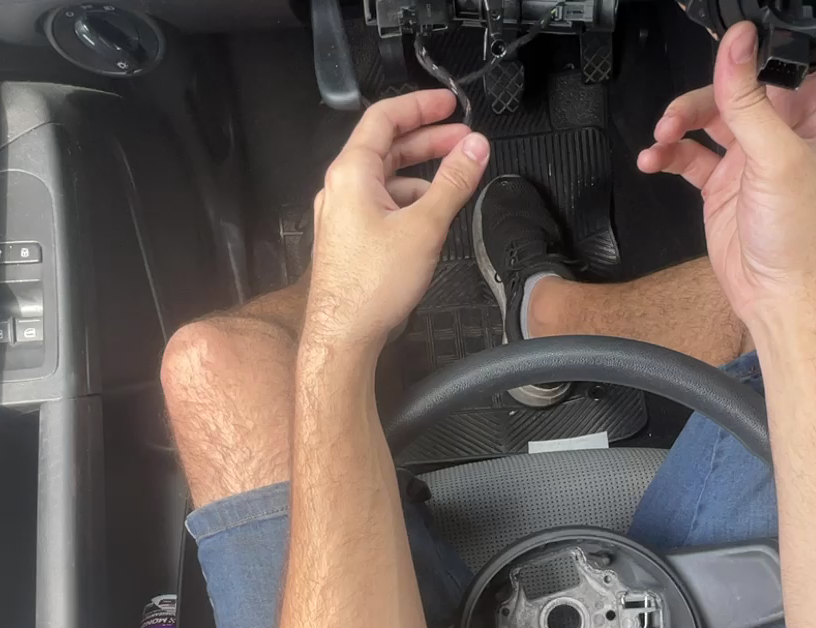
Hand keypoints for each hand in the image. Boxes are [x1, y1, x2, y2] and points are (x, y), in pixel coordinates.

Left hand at [303, 90, 490, 351]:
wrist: (344, 335)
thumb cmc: (369, 287)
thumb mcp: (424, 227)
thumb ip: (454, 182)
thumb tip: (475, 148)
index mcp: (352, 173)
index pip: (385, 117)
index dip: (421, 105)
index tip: (449, 104)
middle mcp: (341, 189)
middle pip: (387, 148)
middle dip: (428, 141)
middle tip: (462, 140)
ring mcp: (343, 216)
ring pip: (386, 181)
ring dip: (420, 176)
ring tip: (453, 182)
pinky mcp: (349, 241)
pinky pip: (380, 207)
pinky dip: (407, 202)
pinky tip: (428, 218)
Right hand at [636, 22, 815, 332]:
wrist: (776, 292)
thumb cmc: (798, 232)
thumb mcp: (775, 156)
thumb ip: (749, 99)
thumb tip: (737, 42)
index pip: (789, 55)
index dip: (756, 49)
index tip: (724, 47)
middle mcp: (786, 124)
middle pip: (738, 83)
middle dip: (704, 94)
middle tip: (678, 113)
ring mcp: (750, 153)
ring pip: (709, 117)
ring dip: (680, 122)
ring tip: (661, 136)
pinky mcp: (722, 181)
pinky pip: (689, 155)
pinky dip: (669, 154)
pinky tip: (653, 159)